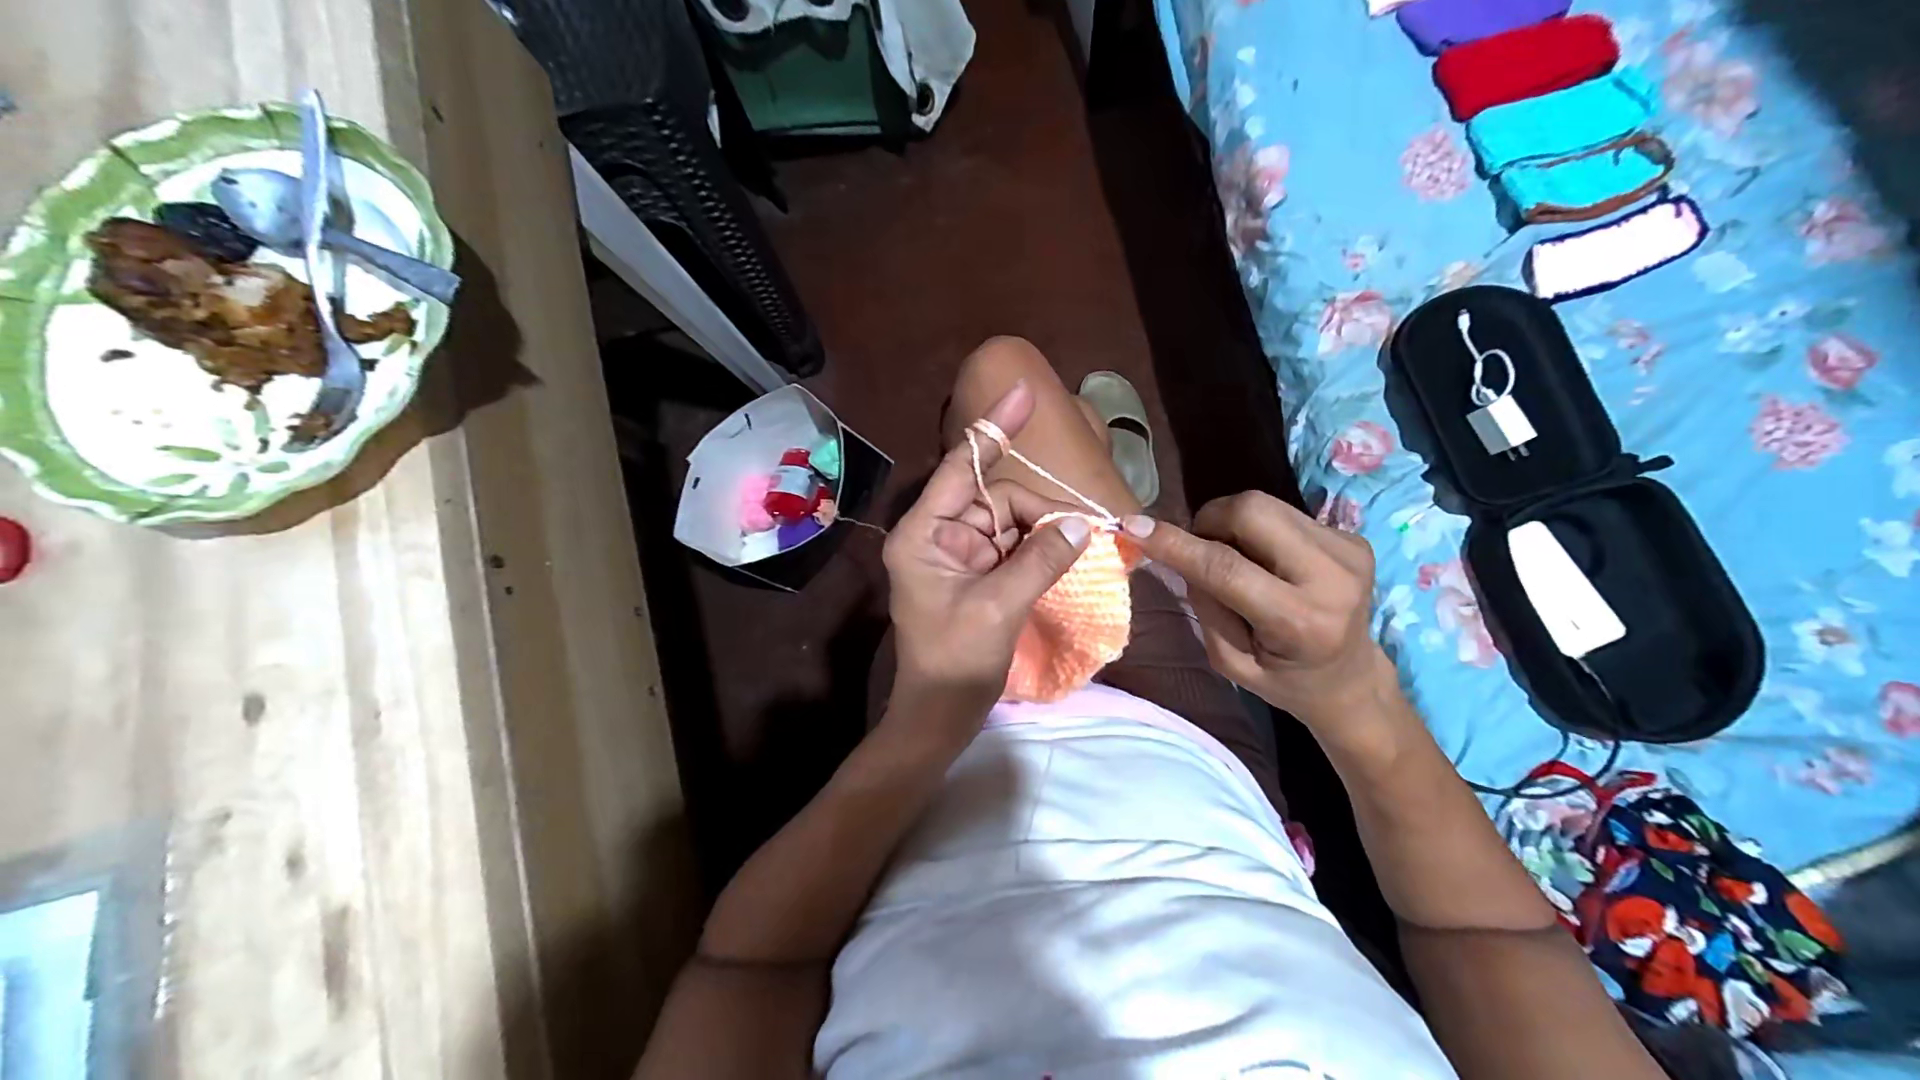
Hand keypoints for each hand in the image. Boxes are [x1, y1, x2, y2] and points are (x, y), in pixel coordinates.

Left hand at [883, 381, 1090, 725]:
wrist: (940, 715)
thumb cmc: (955, 663)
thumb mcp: (998, 608)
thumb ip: (1040, 560)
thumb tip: (1082, 524)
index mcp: (924, 534)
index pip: (963, 466)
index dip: (996, 429)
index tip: (1025, 391)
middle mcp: (939, 533)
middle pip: (998, 495)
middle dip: (1041, 509)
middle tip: (1087, 530)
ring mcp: (960, 552)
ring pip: (1012, 519)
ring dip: (1046, 529)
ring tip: (1083, 546)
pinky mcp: (978, 572)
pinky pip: (1015, 544)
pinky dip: (1041, 547)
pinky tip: (1067, 553)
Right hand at [1123, 492, 1413, 759]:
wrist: (1350, 678)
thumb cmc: (1281, 678)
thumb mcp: (1228, 659)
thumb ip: (1204, 603)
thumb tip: (1179, 550)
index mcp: (1300, 621)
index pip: (1225, 568)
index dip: (1176, 544)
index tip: (1135, 527)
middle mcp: (1333, 577)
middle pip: (1252, 511)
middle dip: (1210, 520)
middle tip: (1199, 546)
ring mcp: (1348, 551)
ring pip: (1266, 504)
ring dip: (1233, 523)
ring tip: (1234, 555)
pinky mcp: (1353, 537)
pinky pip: (1284, 513)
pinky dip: (1259, 530)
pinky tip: (1266, 559)